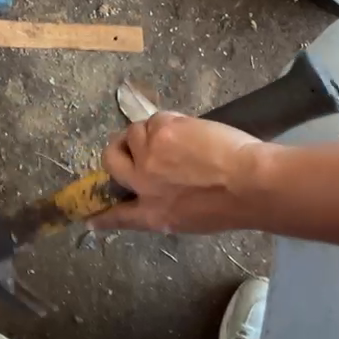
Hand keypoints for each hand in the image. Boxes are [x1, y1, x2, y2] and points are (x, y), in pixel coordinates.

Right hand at [91, 112, 270, 233]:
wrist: (250, 182)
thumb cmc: (230, 204)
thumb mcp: (190, 219)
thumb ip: (164, 206)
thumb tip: (157, 193)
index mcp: (153, 214)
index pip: (119, 215)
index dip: (103, 215)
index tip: (89, 217)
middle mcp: (142, 184)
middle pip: (110, 159)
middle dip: (118, 150)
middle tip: (135, 146)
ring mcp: (147, 154)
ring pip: (133, 132)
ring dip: (150, 134)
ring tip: (179, 139)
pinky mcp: (159, 130)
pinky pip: (153, 119)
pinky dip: (168, 123)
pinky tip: (189, 132)